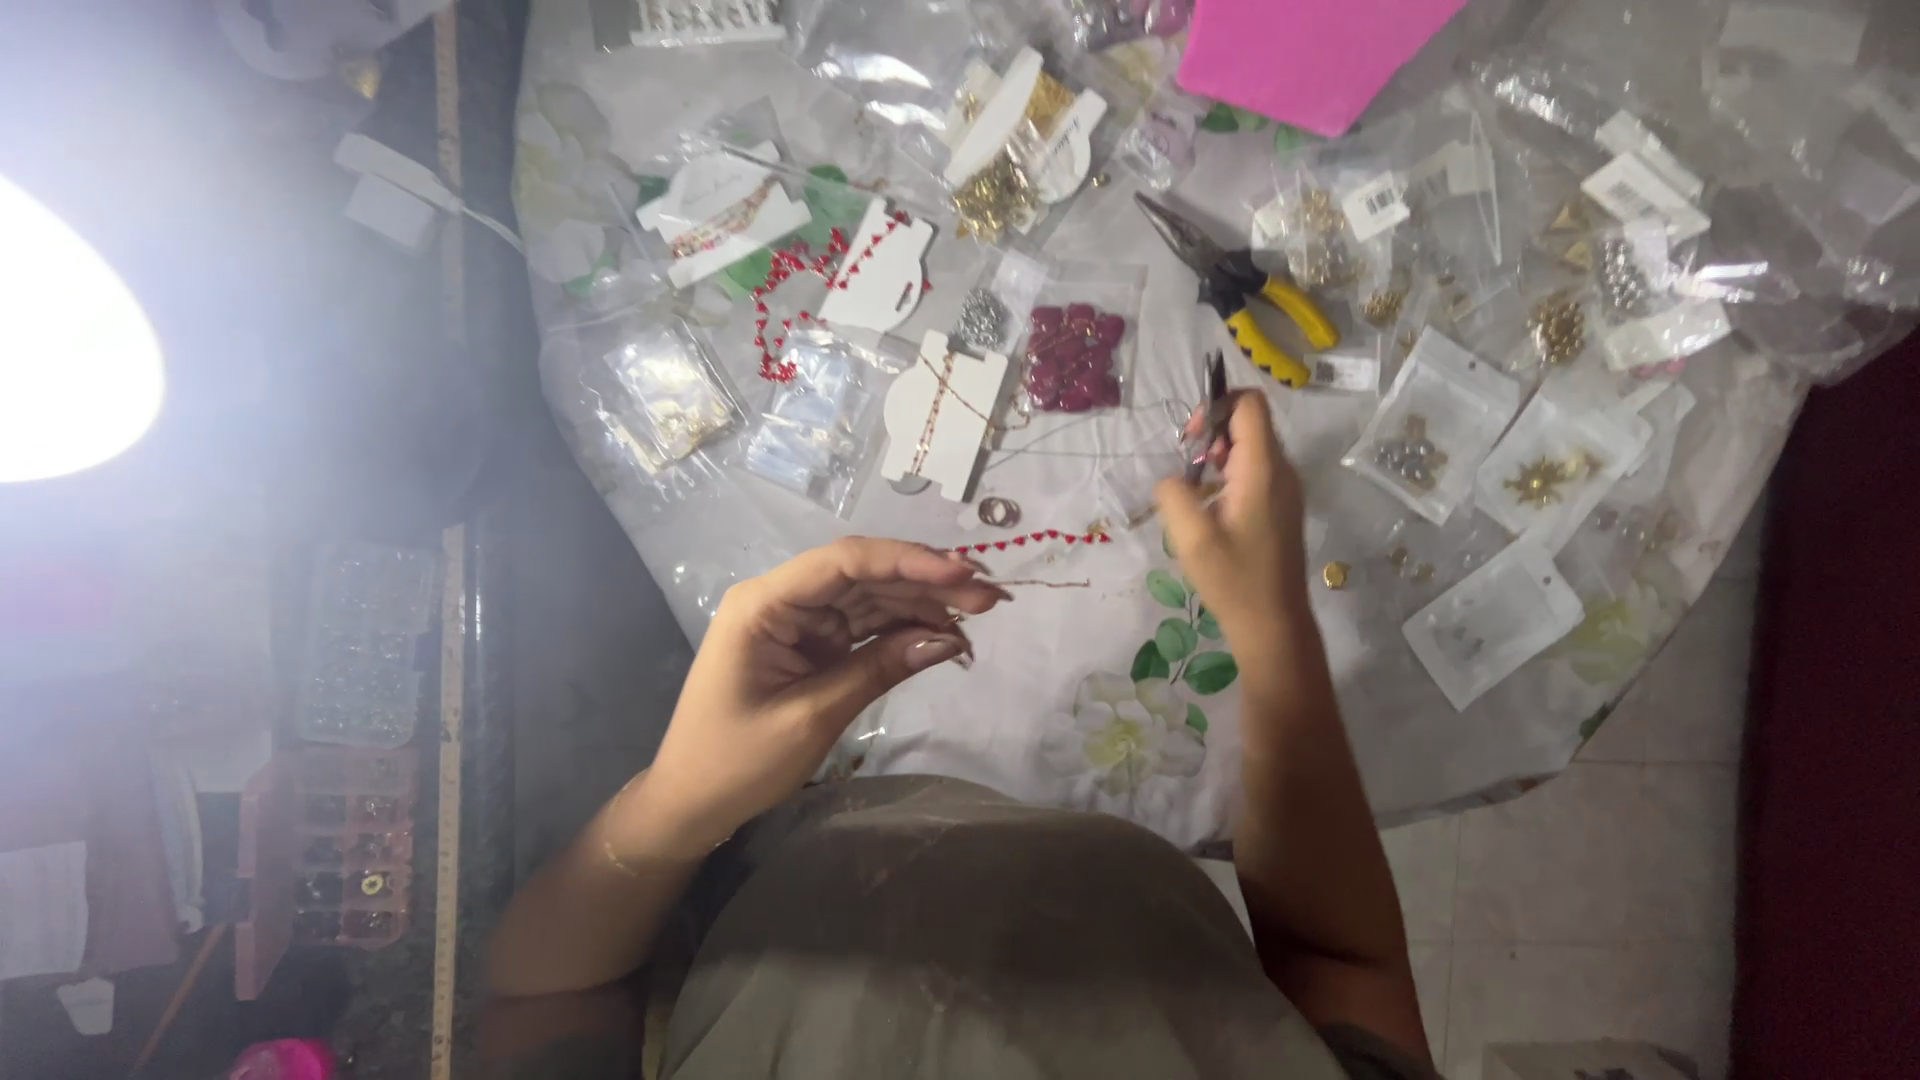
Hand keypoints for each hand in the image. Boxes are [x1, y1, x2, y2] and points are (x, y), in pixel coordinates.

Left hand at [637, 538, 1006, 854]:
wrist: (692, 803)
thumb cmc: (735, 762)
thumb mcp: (811, 718)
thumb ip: (878, 670)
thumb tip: (949, 640)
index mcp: (764, 603)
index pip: (844, 562)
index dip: (908, 561)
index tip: (963, 574)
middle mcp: (784, 599)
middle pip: (865, 575)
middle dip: (927, 582)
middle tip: (989, 598)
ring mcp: (801, 620)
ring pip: (872, 597)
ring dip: (924, 603)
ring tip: (979, 614)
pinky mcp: (814, 643)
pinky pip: (866, 626)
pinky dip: (905, 630)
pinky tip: (944, 634)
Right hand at [1154, 390, 1308, 649]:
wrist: (1273, 622)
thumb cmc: (1233, 579)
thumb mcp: (1190, 536)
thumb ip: (1173, 493)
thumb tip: (1172, 479)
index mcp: (1262, 469)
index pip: (1249, 404)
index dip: (1215, 406)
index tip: (1189, 440)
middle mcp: (1281, 470)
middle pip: (1250, 422)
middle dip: (1211, 433)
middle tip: (1187, 471)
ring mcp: (1285, 489)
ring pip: (1252, 447)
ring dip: (1217, 456)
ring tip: (1195, 491)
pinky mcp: (1281, 507)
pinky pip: (1255, 471)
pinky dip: (1229, 475)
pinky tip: (1211, 508)